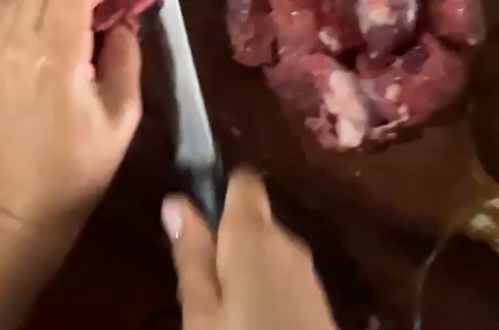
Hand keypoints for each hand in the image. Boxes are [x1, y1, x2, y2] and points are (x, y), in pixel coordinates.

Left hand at [0, 0, 142, 231]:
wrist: (25, 196)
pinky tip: (34, 25)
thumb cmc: (82, 160)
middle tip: (96, 7)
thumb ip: (127, 55)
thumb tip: (123, 17)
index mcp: (58, 57)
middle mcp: (20, 43)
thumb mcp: (124, 113)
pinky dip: (18, 3)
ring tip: (67, 16)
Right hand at [164, 169, 338, 329]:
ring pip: (268, 255)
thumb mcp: (201, 315)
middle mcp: (287, 243)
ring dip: (246, 273)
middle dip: (226, 244)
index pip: (243, 182)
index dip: (219, 192)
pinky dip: (267, 295)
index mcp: (254, 235)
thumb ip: (191, 254)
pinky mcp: (322, 309)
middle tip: (200, 289)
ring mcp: (309, 278)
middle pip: (253, 221)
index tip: (196, 222)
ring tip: (224, 319)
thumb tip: (176, 201)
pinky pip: (285, 282)